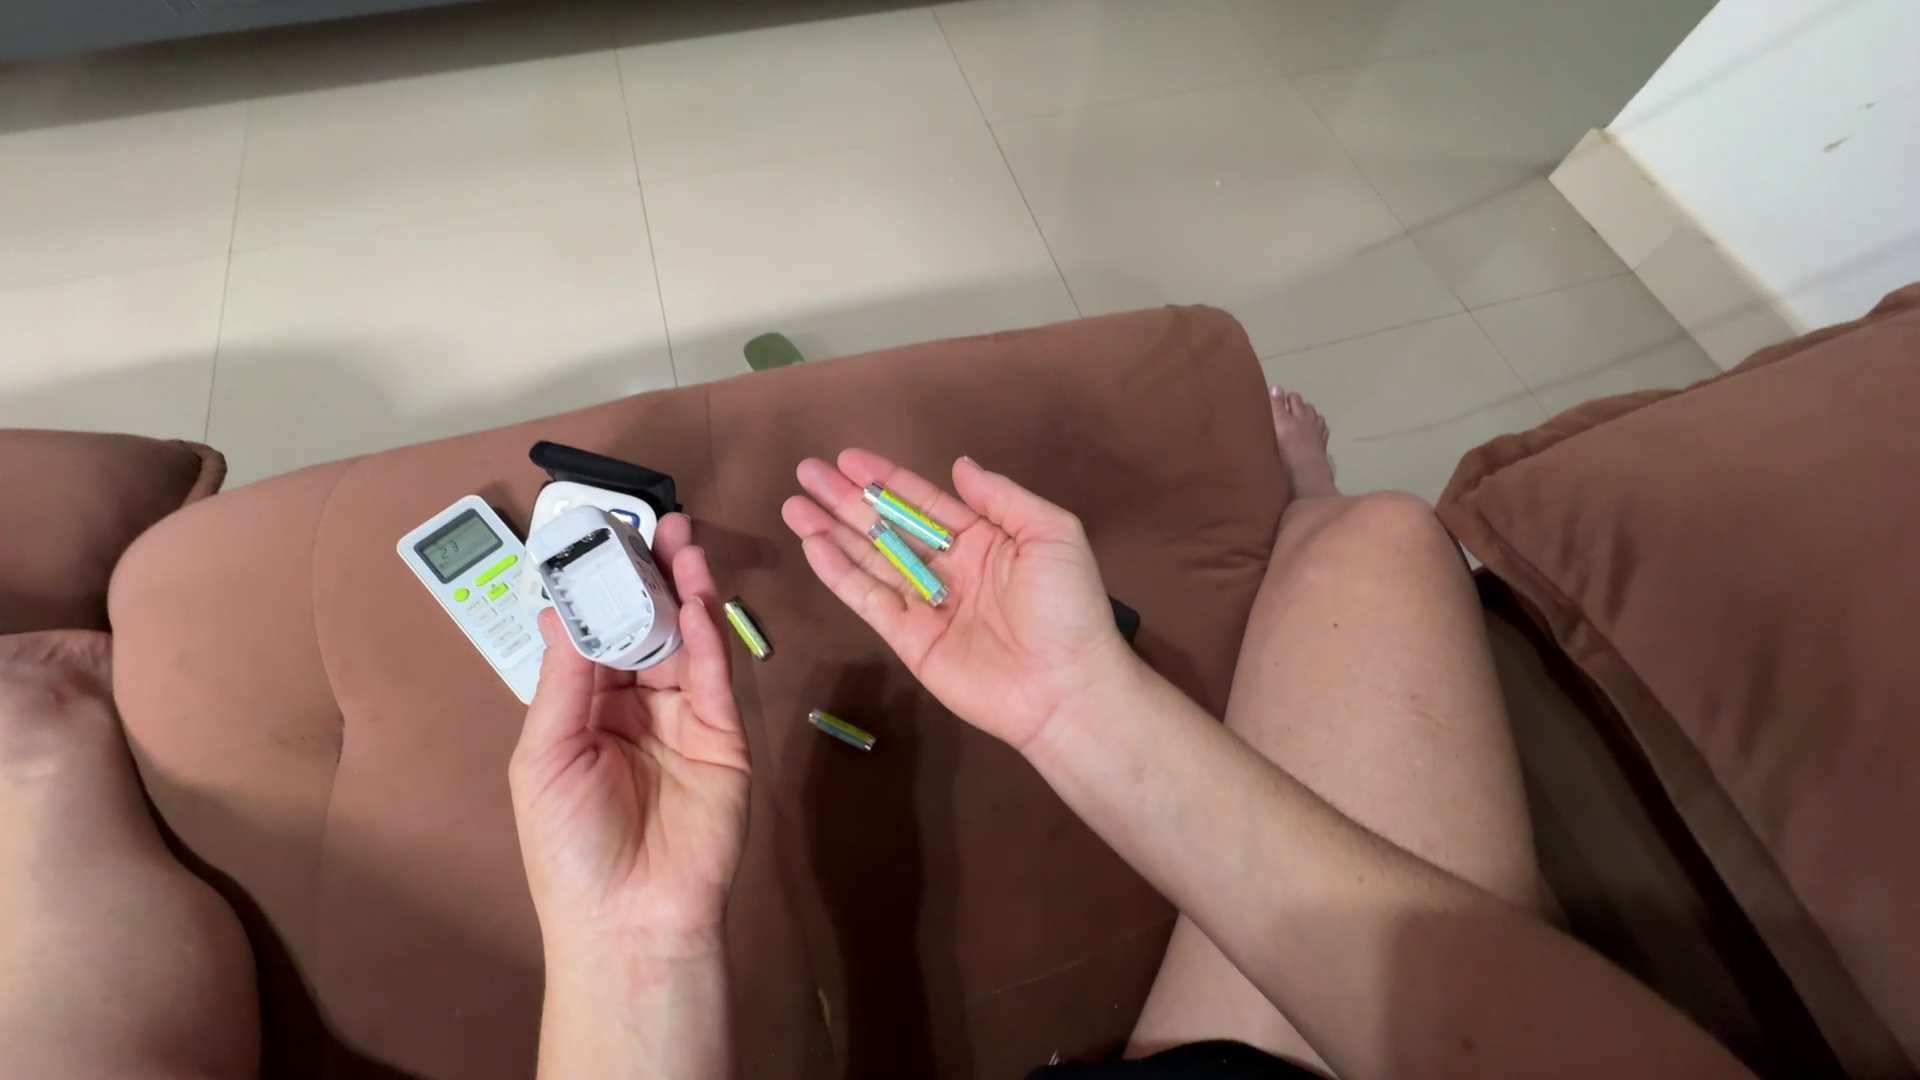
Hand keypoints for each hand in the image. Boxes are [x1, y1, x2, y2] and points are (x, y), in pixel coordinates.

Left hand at [508, 513, 749, 964]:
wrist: (633, 916)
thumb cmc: (571, 844)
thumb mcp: (545, 756)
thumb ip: (565, 679)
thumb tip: (556, 609)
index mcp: (587, 707)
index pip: (599, 633)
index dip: (602, 587)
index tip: (604, 539)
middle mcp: (638, 703)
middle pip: (649, 626)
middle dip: (652, 576)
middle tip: (659, 524)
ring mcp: (686, 715)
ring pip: (687, 641)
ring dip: (686, 591)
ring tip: (684, 543)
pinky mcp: (725, 731)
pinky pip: (714, 675)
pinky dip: (708, 636)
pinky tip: (699, 600)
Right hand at [782, 450, 1135, 749]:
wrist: (1064, 687)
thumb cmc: (1066, 606)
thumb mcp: (1051, 534)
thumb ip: (1003, 498)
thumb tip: (961, 465)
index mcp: (984, 540)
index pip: (925, 502)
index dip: (887, 480)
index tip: (848, 458)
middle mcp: (950, 568)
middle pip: (888, 527)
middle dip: (847, 500)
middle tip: (806, 472)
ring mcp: (927, 605)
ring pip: (870, 560)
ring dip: (832, 532)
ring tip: (794, 504)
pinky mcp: (909, 640)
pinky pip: (869, 600)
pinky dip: (839, 574)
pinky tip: (813, 545)